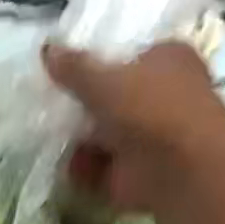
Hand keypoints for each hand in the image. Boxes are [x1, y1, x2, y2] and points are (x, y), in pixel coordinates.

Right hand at [43, 42, 224, 213]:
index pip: (126, 59)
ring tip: (56, 142)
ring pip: (105, 138)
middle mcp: (160, 97)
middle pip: (112, 102)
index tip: (66, 78)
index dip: (96, 68)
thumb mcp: (105, 80)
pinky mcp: (135, 174)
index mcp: (165, 59)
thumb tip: (47, 48)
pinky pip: (101, 169)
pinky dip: (84, 170)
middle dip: (84, 112)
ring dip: (80, 144)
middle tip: (54, 113)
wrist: (177, 169)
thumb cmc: (149, 109)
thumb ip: (75, 68)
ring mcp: (147, 139)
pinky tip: (68, 168)